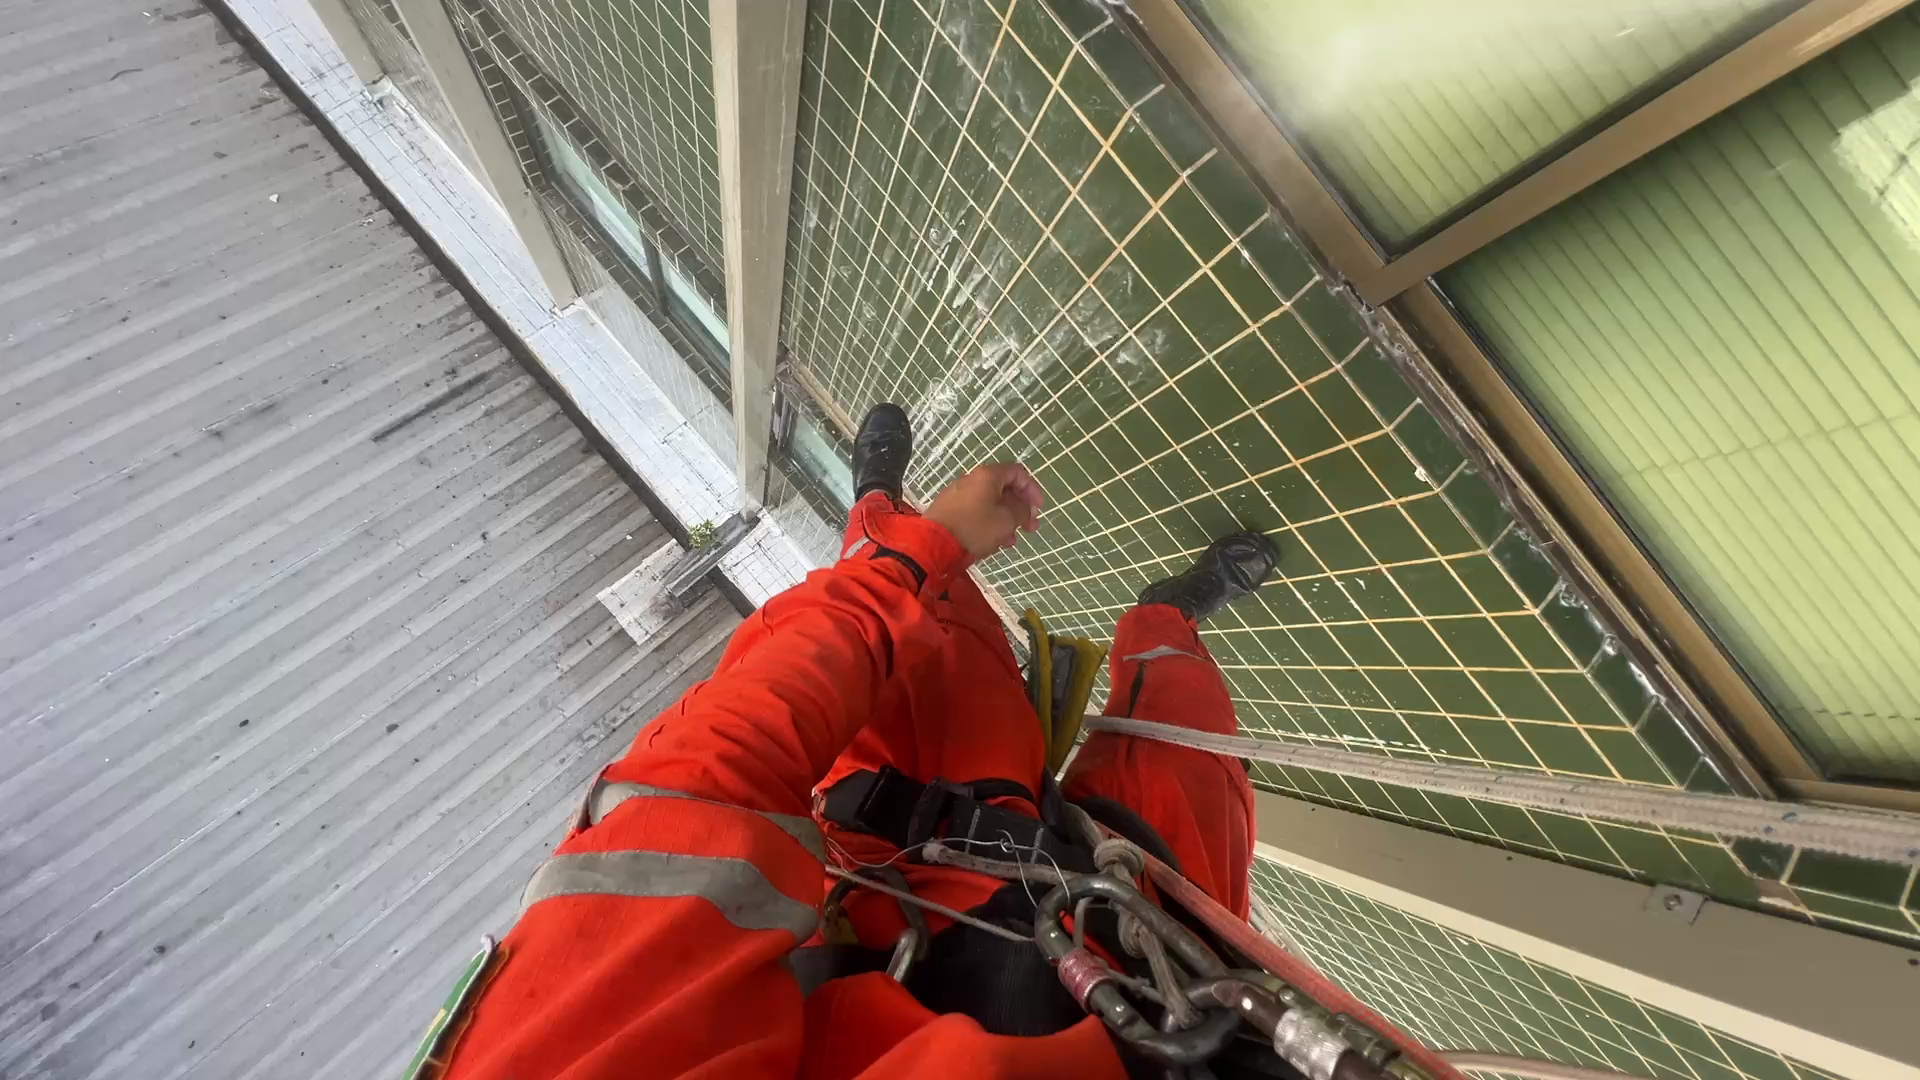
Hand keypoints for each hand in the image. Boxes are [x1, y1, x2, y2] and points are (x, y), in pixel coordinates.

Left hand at [924, 463, 1044, 560]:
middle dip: (1020, 508)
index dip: (1032, 489)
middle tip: (1030, 527)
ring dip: (1006, 519)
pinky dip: (989, 523)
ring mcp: (957, 495)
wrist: (933, 544)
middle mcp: (971, 480)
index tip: (1038, 508)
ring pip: (989, 503)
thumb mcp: (1006, 520)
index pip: (1017, 473)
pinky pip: (975, 512)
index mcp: (987, 476)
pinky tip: (994, 541)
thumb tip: (1024, 507)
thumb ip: (1021, 511)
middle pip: (1003, 489)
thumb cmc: (975, 528)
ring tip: (1012, 540)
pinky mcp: (948, 510)